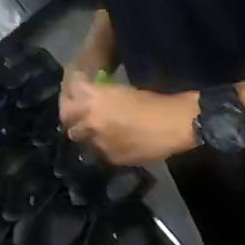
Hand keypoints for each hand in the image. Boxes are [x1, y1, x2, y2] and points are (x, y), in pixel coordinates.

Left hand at [59, 72, 197, 165]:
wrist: (177, 125)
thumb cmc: (156, 99)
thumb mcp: (123, 90)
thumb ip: (101, 95)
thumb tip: (92, 99)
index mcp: (93, 99)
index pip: (70, 91)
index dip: (70, 88)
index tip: (75, 85)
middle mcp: (90, 122)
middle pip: (67, 118)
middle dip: (72, 114)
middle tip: (81, 109)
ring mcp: (99, 143)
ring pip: (81, 138)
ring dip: (85, 131)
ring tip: (96, 126)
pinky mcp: (112, 159)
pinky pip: (99, 151)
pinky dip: (102, 145)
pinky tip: (114, 140)